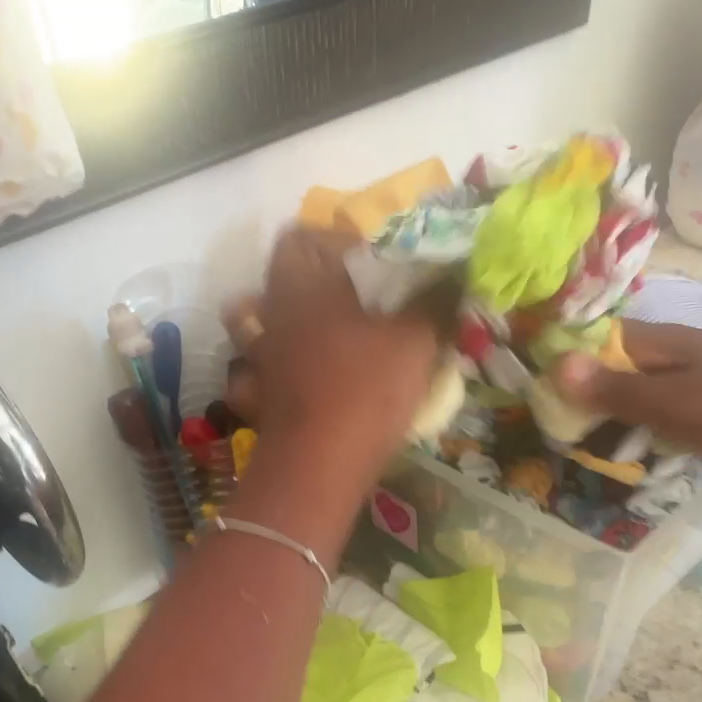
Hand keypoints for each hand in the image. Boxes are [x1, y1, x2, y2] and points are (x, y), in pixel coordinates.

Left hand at [224, 228, 439, 479]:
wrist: (320, 464)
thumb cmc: (366, 388)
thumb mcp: (416, 341)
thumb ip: (433, 303)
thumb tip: (452, 274)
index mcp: (304, 287)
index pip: (299, 238)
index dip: (330, 240)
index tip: (366, 260)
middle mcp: (271, 316)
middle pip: (275, 279)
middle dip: (307, 280)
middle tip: (350, 298)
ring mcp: (257, 360)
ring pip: (249, 325)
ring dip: (275, 322)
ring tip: (312, 334)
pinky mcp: (254, 401)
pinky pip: (250, 378)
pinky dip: (264, 375)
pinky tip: (289, 382)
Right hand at [550, 320, 701, 483]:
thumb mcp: (666, 402)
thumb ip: (611, 388)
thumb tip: (556, 364)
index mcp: (666, 342)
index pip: (601, 340)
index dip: (569, 358)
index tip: (539, 387)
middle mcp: (682, 354)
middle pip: (620, 367)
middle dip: (589, 393)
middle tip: (560, 426)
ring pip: (644, 393)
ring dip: (617, 415)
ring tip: (592, 446)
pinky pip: (668, 414)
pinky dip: (647, 429)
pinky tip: (640, 452)